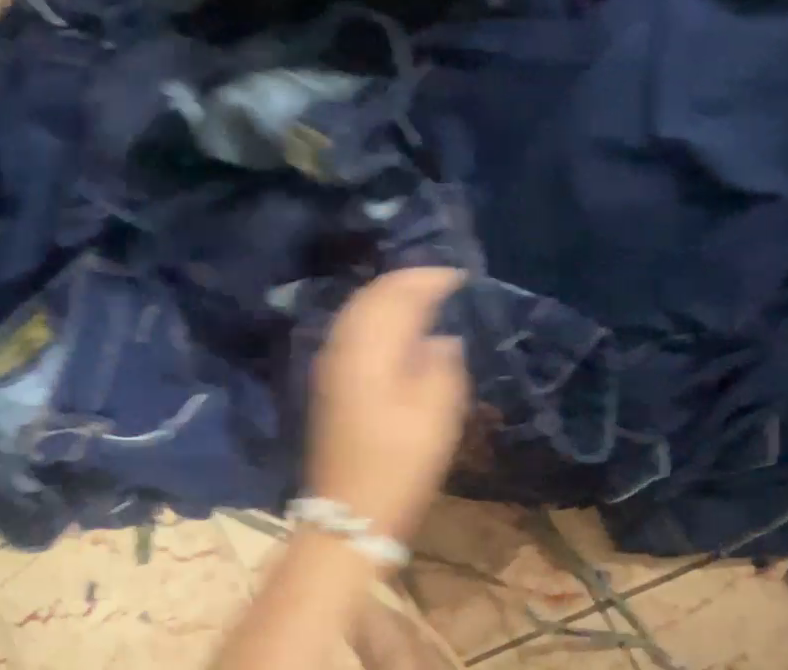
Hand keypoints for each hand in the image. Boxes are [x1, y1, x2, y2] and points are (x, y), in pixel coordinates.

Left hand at [306, 267, 470, 545]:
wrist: (349, 511)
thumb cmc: (401, 461)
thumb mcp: (438, 411)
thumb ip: (443, 362)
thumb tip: (442, 336)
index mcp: (372, 345)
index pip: (400, 293)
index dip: (430, 279)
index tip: (460, 276)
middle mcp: (345, 342)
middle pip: (374, 294)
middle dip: (407, 282)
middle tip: (442, 281)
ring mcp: (331, 359)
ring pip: (359, 308)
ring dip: (389, 295)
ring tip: (421, 296)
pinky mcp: (328, 378)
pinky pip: (351, 327)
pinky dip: (374, 315)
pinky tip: (392, 326)